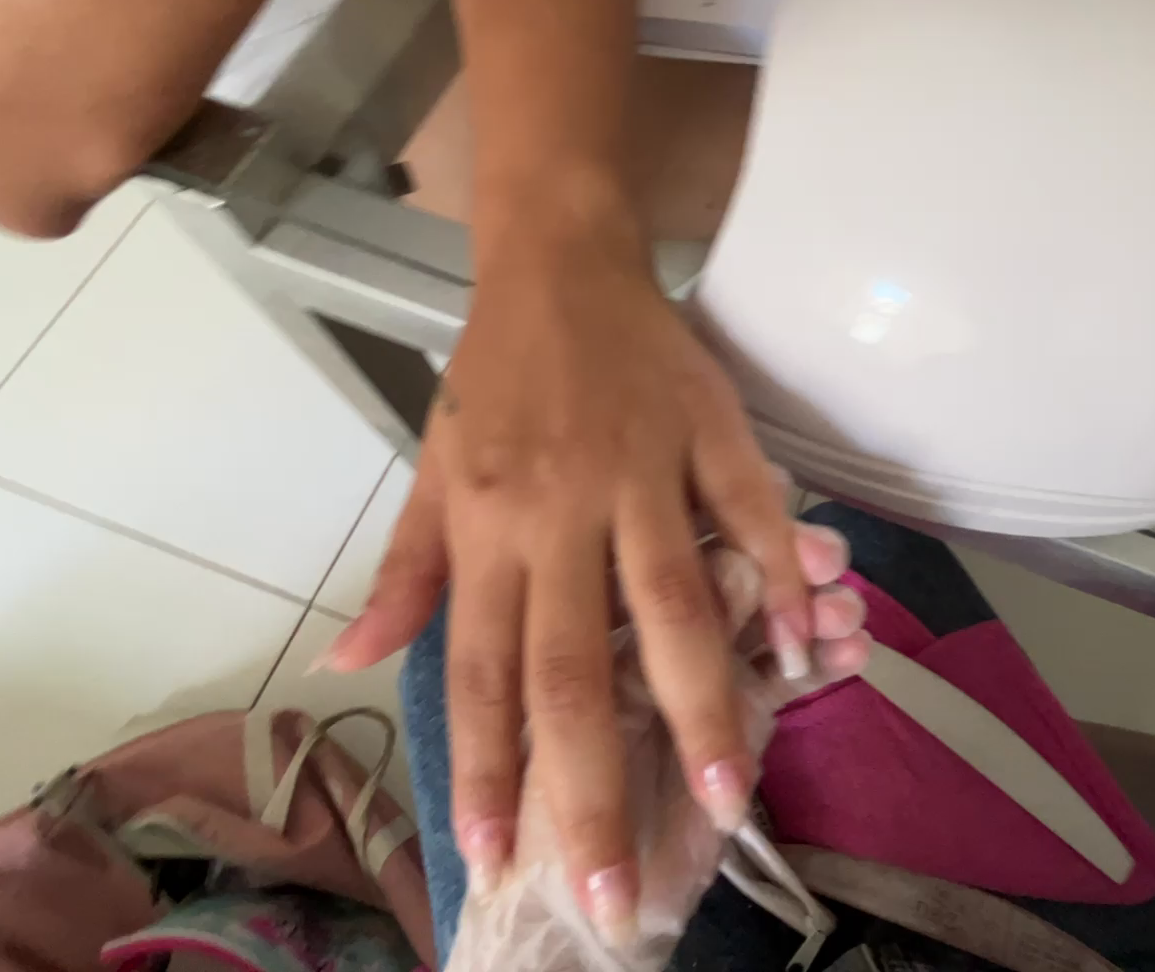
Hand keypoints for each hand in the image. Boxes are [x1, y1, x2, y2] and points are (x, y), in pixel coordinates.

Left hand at [323, 192, 837, 938]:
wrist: (558, 264)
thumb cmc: (493, 373)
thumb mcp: (432, 464)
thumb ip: (403, 567)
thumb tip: (352, 663)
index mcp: (486, 522)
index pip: (485, 670)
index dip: (488, 771)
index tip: (501, 862)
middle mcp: (559, 510)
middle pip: (577, 663)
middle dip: (593, 786)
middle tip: (619, 890)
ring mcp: (641, 470)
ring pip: (671, 602)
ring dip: (698, 705)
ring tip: (723, 797)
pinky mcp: (706, 431)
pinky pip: (749, 513)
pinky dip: (779, 578)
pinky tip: (801, 647)